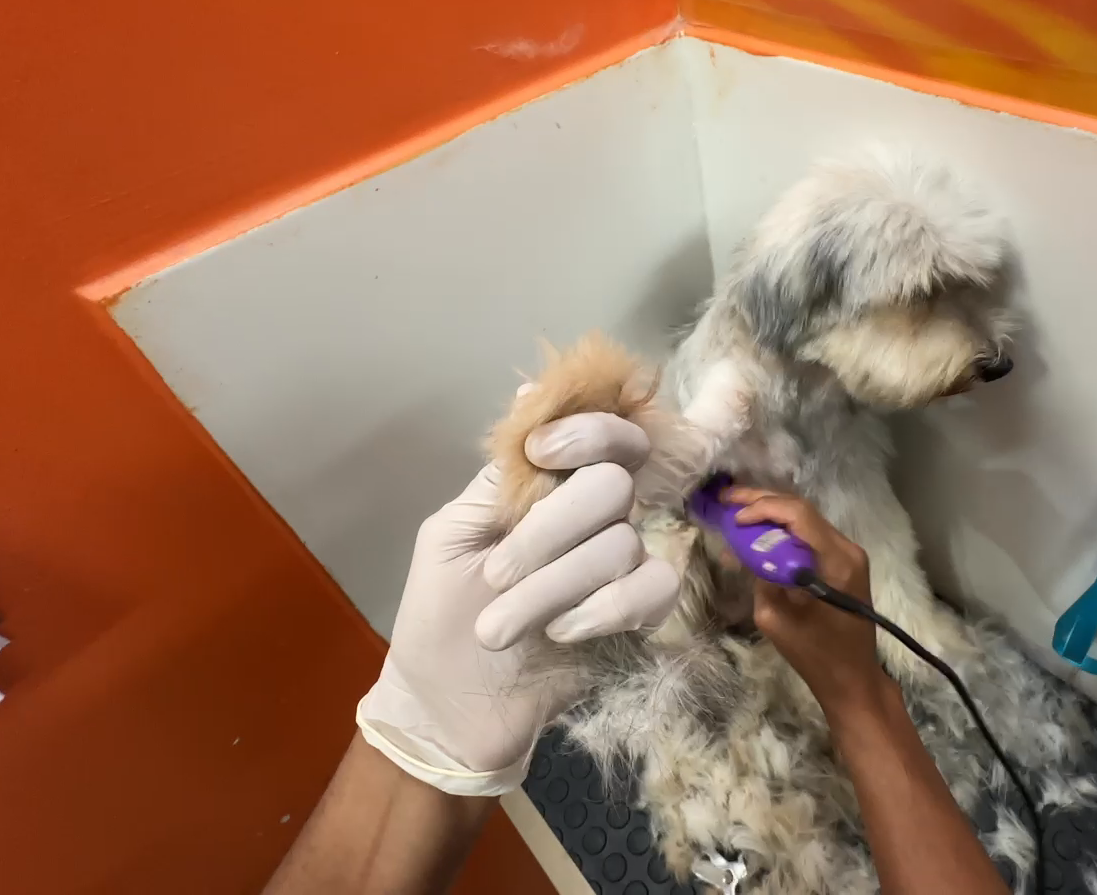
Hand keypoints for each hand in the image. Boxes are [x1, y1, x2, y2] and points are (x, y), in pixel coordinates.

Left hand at [356, 413, 680, 796]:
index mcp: (553, 487)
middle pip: (613, 486)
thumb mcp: (450, 533)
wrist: (451, 705)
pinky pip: (654, 590)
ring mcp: (622, 562)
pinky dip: (604, 610)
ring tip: (499, 627)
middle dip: (548, 532)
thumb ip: (499, 474)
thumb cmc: (441, 611)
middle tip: (497, 574)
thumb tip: (531, 391)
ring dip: (550, 589)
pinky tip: (562, 633)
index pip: (606, 433)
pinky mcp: (639, 612)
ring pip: (621, 545)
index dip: (588, 431)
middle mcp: (596, 515)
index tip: (541, 455)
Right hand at [725, 487, 885, 707]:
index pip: (798, 514)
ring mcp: (849, 552)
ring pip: (805, 517)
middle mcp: (847, 548)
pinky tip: (759, 529)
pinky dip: (783, 528)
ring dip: (771, 511)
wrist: (852, 678)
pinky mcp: (844, 560)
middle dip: (762, 500)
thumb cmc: (814, 654)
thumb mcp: (775, 618)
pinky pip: (810, 533)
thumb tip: (745, 549)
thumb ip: (761, 576)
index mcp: (835, 561)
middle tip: (727, 498)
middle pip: (801, 509)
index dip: (763, 508)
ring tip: (738, 508)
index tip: (735, 519)